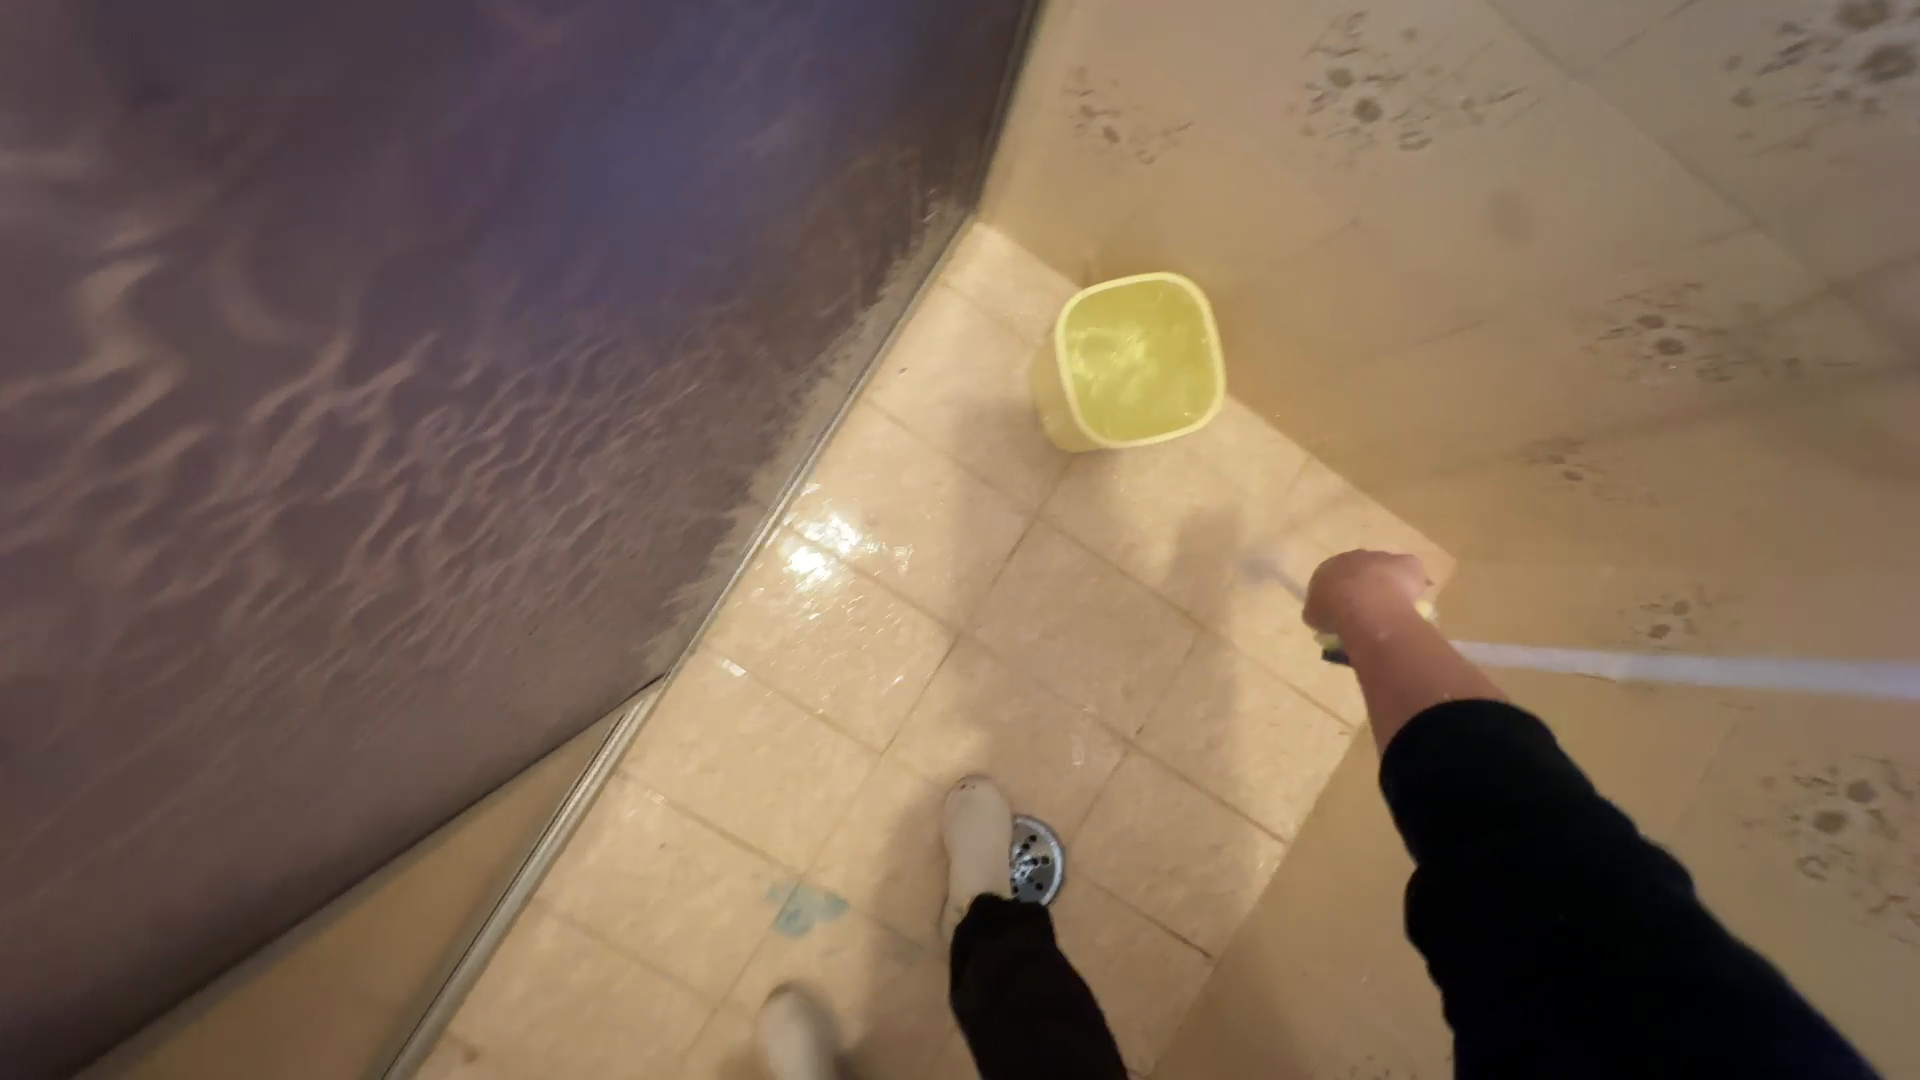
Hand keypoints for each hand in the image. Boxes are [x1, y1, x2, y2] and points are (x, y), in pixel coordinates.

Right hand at [1303, 550, 1429, 635]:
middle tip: (1367, 608)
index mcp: (1328, 567)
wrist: (1364, 608)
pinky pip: (1411, 572)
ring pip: (1386, 569)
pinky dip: (1412, 584)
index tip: (1343, 608)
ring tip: (1390, 608)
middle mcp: (1354, 556)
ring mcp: (1382, 557)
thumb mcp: (1314, 616)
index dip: (1339, 592)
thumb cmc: (1333, 611)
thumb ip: (1319, 610)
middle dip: (1363, 585)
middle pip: (1360, 569)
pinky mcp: (1406, 563)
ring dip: (1387, 584)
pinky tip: (1411, 601)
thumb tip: (1324, 614)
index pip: (1332, 576)